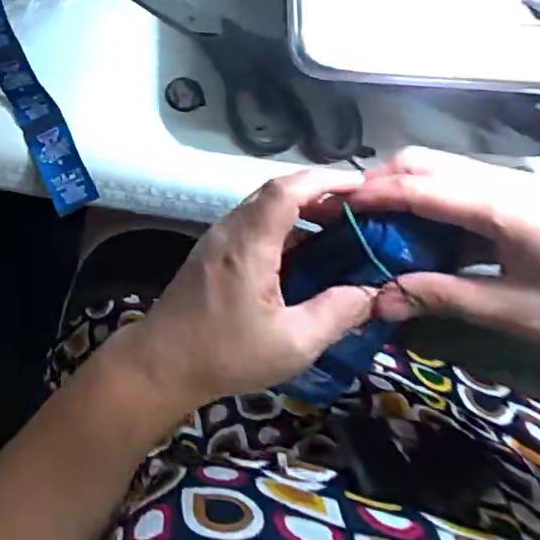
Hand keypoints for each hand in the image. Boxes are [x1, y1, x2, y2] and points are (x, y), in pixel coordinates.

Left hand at [110, 172, 378, 412]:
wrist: (165, 360)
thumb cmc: (227, 353)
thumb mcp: (293, 342)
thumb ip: (336, 312)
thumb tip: (374, 292)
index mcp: (246, 243)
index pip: (284, 191)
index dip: (323, 180)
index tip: (361, 183)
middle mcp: (228, 230)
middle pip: (272, 193)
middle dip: (317, 192)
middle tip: (360, 207)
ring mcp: (216, 239)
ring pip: (261, 208)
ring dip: (299, 209)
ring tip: (342, 227)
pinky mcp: (213, 253)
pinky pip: (251, 225)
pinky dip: (283, 227)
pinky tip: (308, 250)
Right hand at [348, 147, 539, 402]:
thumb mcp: (527, 316)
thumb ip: (445, 297)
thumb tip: (378, 297)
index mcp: (507, 203)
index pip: (416, 184)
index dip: (367, 193)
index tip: (327, 207)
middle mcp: (514, 184)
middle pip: (427, 164)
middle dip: (381, 183)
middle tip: (351, 218)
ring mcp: (533, 193)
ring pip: (450, 175)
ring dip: (410, 194)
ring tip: (383, 230)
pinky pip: (475, 193)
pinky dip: (442, 208)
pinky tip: (435, 242)